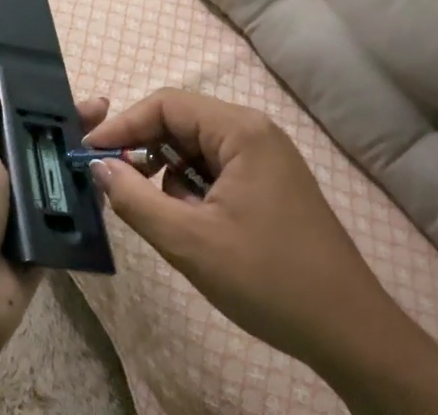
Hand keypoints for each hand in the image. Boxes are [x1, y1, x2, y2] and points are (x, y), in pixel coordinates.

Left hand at [0, 67, 108, 340]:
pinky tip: (117, 186)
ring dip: (88, 165)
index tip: (78, 90)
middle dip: (76, 130)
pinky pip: (73, 218)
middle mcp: (3, 178)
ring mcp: (25, 213)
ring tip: (122, 147)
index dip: (46, 103)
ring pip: (63, 180)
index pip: (17, 118)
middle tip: (110, 113)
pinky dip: (92, 204)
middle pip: (46, 146)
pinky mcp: (46, 244)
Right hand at [83, 88, 391, 364]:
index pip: (165, 105)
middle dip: (143, 150)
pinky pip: (217, 169)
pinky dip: (192, 189)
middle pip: (181, 122)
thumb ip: (135, 199)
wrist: (350, 332)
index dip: (122, 126)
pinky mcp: (271, 185)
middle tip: (112, 185)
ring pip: (197, 149)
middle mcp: (255, 133)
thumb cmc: (267, 279)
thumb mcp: (189, 242)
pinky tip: (188, 224)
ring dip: (168, 174)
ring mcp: (267, 159)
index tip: (88, 156)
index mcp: (241, 131)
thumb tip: (98, 167)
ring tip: (155, 214)